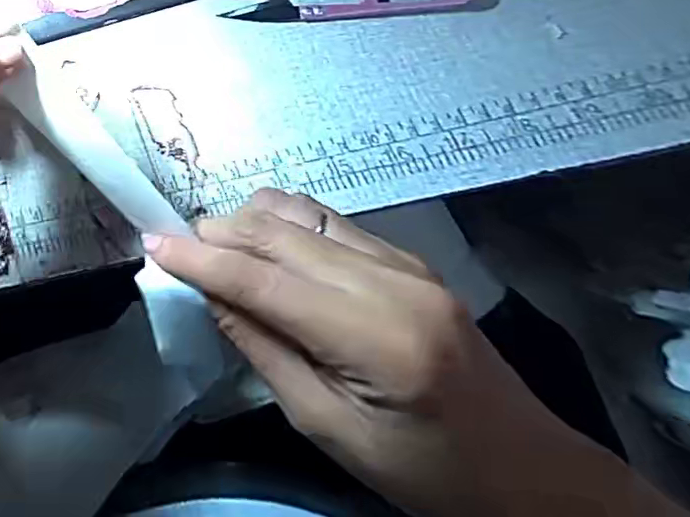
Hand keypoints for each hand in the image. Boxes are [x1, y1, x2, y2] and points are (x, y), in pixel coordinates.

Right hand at [147, 188, 686, 516]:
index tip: (150, 245)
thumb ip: (260, 349)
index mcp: (376, 341)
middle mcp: (390, 284)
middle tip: (179, 253)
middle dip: (213, 234)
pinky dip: (278, 223)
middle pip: (271, 231)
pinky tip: (269, 250)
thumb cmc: (427, 472)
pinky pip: (320, 216)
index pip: (261, 281)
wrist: (539, 477)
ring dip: (242, 224)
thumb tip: (205, 290)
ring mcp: (402, 262)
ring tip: (222, 253)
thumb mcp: (328, 427)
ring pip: (291, 210)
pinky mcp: (404, 255)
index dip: (198, 259)